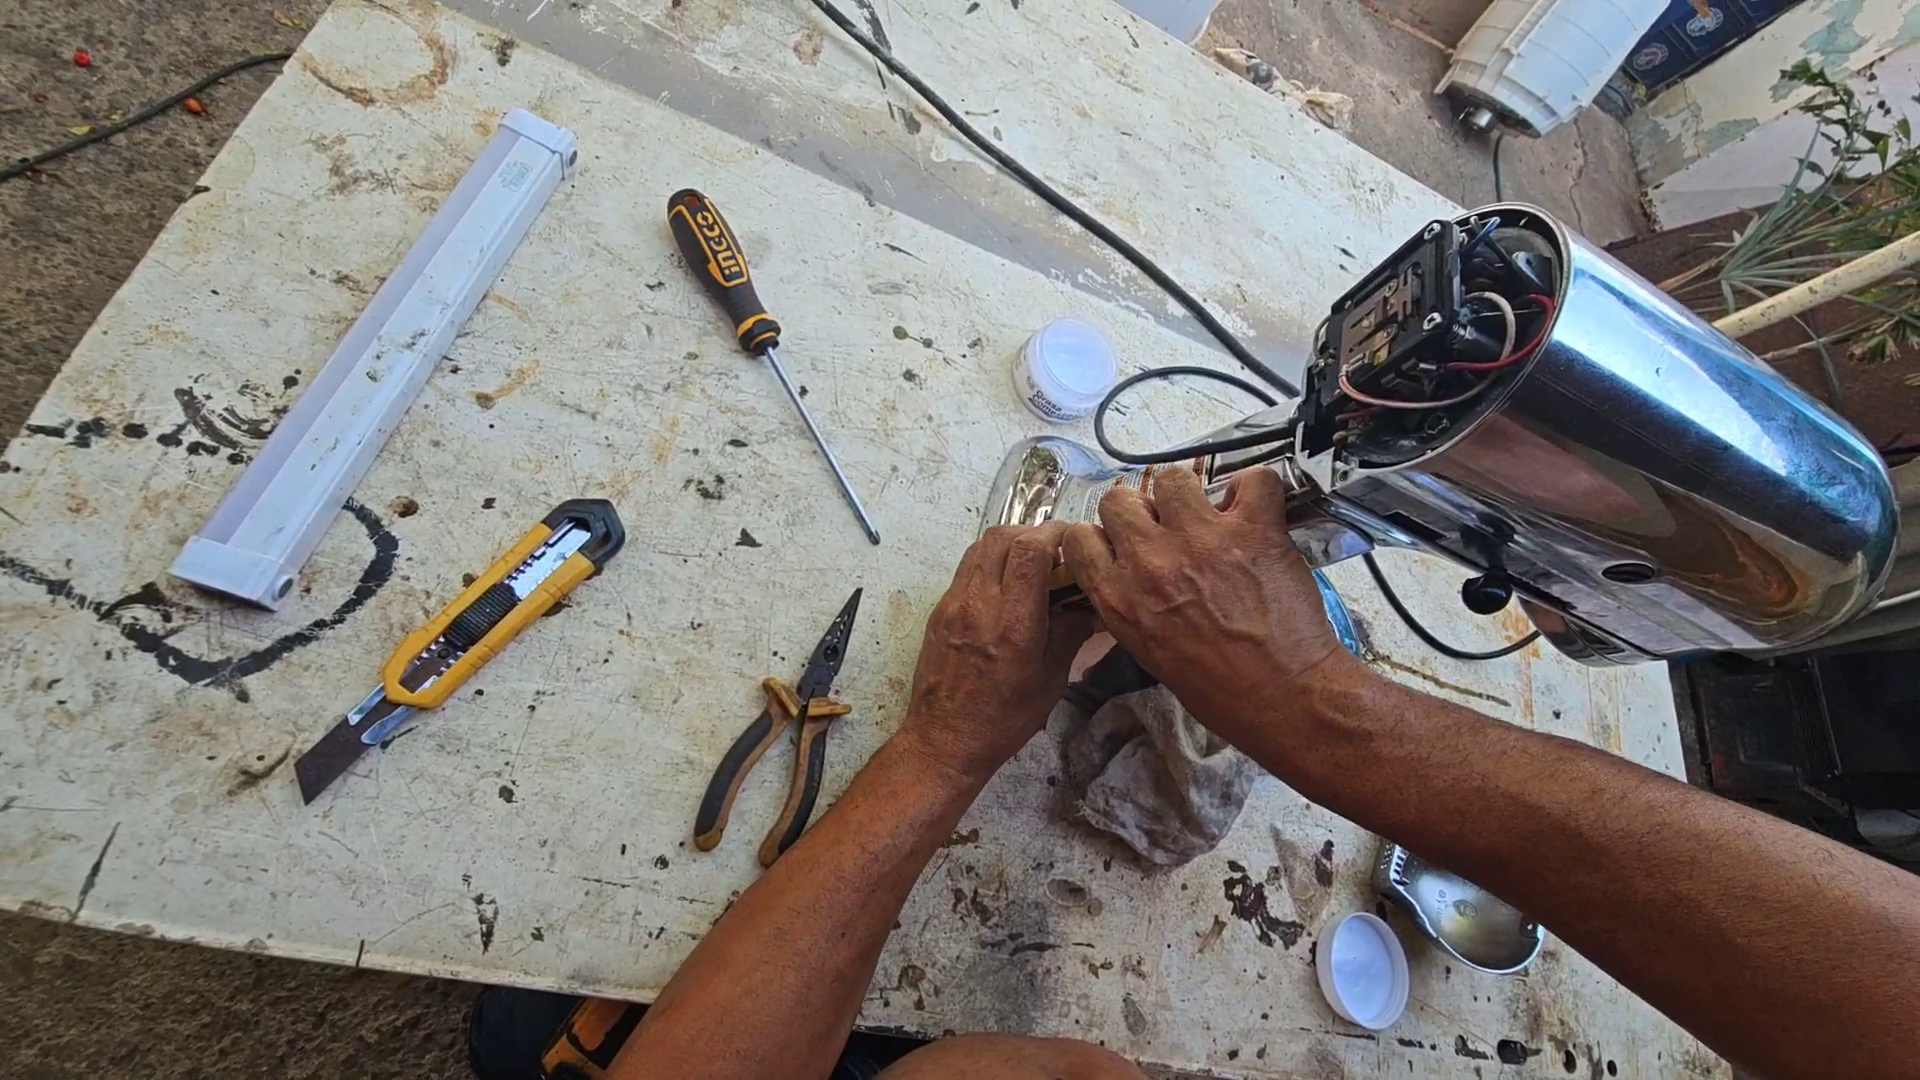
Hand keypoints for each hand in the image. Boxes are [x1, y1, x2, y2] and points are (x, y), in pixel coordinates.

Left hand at [901, 522, 1094, 786]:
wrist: (945, 739)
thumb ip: (1071, 632)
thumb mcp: (1051, 679)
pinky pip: (967, 568)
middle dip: (1033, 533)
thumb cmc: (1005, 718)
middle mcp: (979, 604)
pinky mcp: (939, 610)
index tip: (1073, 541)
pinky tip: (1006, 586)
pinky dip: (990, 562)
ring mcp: (953, 603)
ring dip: (1009, 543)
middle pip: (1003, 536)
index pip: (1030, 549)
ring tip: (1031, 564)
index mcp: (1013, 623)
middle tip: (1054, 551)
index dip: (1055, 533)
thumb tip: (1091, 600)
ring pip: (981, 546)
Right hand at [1059, 465, 1363, 742]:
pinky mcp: (1252, 530)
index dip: (1100, 536)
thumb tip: (1129, 573)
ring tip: (1207, 515)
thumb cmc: (1214, 688)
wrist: (1284, 699)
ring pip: (1172, 478)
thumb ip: (1128, 603)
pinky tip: (1253, 512)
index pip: (1078, 537)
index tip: (1119, 544)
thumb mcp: (1145, 650)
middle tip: (1164, 529)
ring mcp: (1199, 540)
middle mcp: (1149, 561)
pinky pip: (1252, 480)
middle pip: (1118, 500)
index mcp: (1117, 596)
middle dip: (1139, 511)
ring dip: (1188, 494)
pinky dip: (1253, 490)